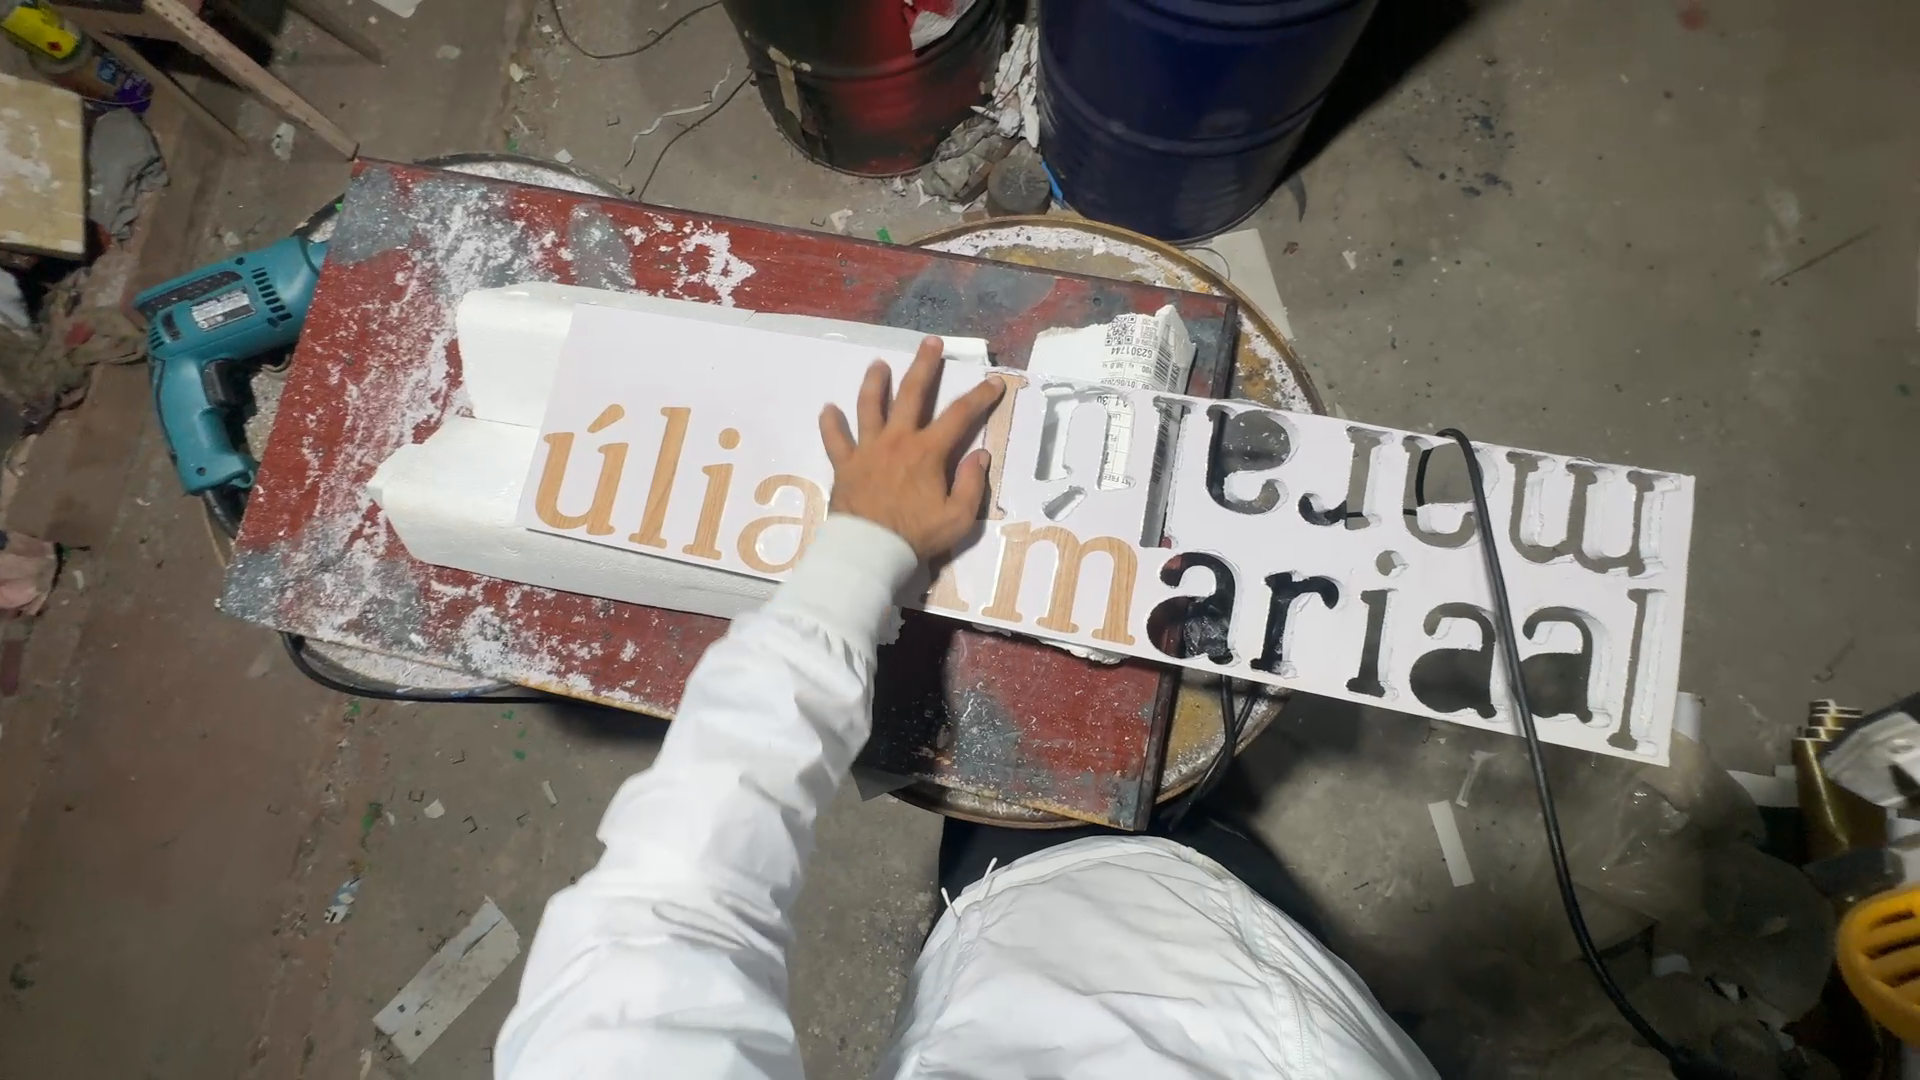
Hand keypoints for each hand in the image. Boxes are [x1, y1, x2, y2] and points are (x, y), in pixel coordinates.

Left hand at [819, 336, 1004, 561]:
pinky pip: (834, 439)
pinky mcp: (844, 465)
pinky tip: (827, 409)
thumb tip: (978, 455)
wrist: (870, 552)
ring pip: (869, 406)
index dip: (980, 396)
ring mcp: (867, 449)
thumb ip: (971, 484)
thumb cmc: (917, 536)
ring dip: (874, 382)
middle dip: (924, 365)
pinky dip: (830, 423)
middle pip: (911, 393)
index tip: (993, 381)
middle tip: (931, 343)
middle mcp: (897, 440)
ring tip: (878, 364)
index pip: (960, 415)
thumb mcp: (959, 517)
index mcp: (928, 452)